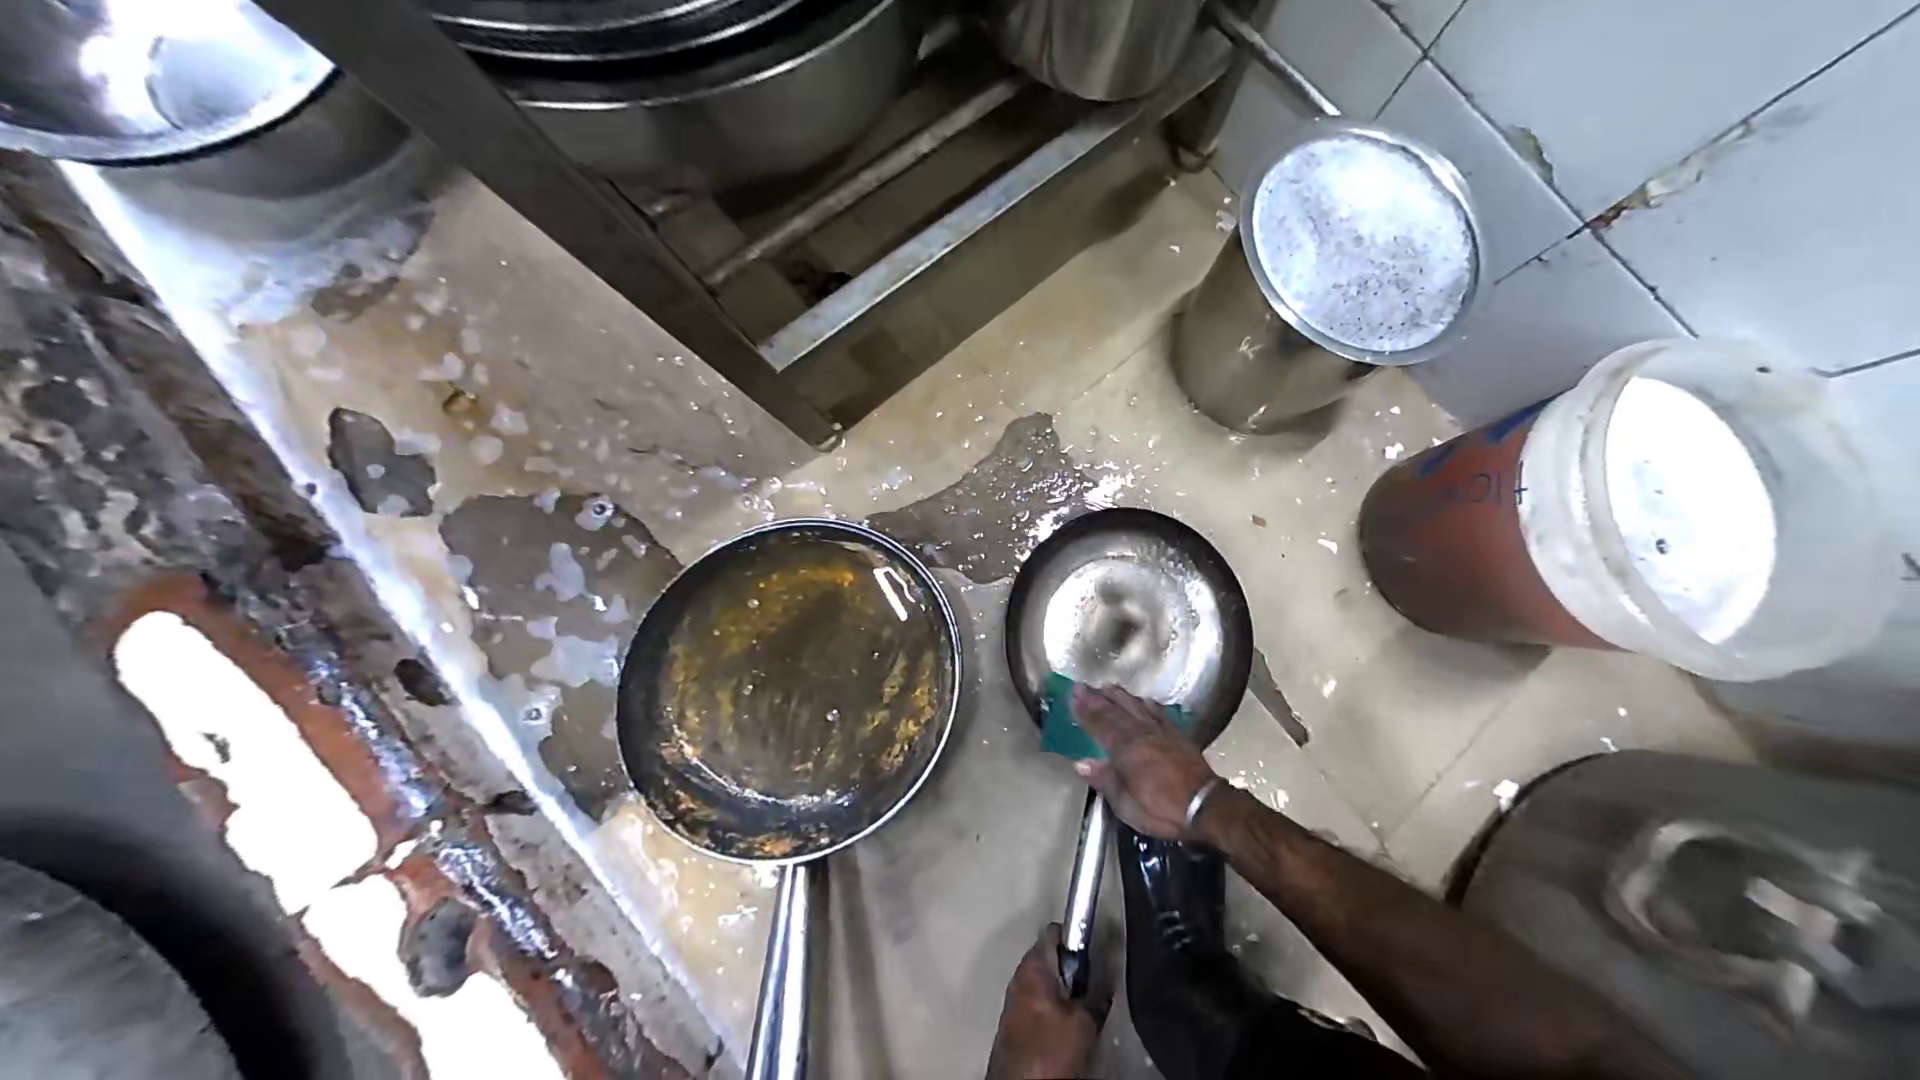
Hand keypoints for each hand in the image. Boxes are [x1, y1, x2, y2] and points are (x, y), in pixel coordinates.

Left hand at [987, 924, 1098, 1079]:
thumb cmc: (1049, 1050)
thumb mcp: (1084, 1023)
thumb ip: (1095, 997)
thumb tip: (1103, 987)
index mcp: (1033, 966)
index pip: (1055, 932)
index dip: (1076, 936)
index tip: (1092, 949)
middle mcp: (1019, 975)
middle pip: (1050, 956)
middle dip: (1071, 968)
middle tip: (1090, 985)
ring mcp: (1014, 998)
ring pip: (1044, 981)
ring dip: (1062, 990)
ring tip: (1081, 1009)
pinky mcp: (1014, 1021)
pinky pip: (1037, 1001)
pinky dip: (1052, 1007)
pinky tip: (1065, 1027)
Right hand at [1071, 684, 1217, 839]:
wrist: (1206, 807)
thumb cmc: (1162, 809)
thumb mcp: (1126, 805)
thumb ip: (1104, 780)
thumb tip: (1080, 763)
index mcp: (1125, 749)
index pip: (1099, 724)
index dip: (1084, 710)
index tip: (1073, 696)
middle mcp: (1140, 733)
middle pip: (1115, 710)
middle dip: (1096, 698)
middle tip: (1082, 685)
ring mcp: (1160, 732)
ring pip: (1135, 707)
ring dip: (1119, 696)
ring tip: (1107, 686)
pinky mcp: (1177, 735)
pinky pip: (1159, 713)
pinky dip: (1148, 704)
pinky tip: (1143, 699)